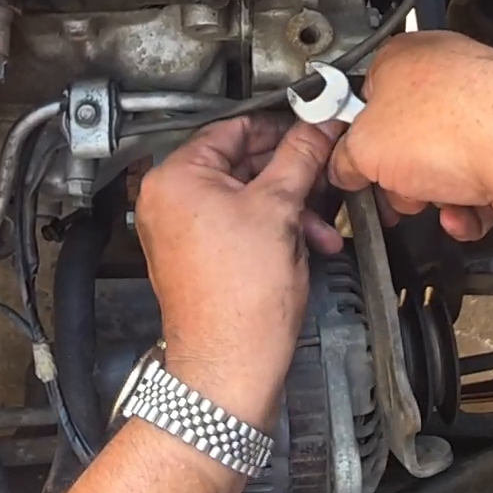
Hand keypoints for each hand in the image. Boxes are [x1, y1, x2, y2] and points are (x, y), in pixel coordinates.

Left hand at [133, 115, 343, 423]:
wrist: (230, 366)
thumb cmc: (238, 301)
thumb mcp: (279, 209)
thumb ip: (300, 156)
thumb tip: (316, 126)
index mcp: (176, 177)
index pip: (234, 128)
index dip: (280, 127)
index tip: (310, 128)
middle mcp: (169, 199)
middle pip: (242, 162)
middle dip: (291, 172)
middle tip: (323, 168)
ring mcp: (182, 229)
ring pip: (247, 195)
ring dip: (290, 204)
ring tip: (321, 220)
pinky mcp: (199, 253)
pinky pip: (240, 222)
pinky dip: (274, 227)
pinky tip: (306, 241)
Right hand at [327, 32, 492, 240]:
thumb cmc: (454, 127)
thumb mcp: (363, 149)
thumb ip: (344, 159)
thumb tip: (345, 170)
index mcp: (401, 56)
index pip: (364, 98)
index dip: (357, 140)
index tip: (356, 165)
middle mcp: (447, 67)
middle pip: (408, 133)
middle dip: (402, 174)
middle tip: (400, 192)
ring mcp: (488, 98)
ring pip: (447, 158)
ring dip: (438, 193)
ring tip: (443, 204)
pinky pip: (483, 174)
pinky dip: (473, 202)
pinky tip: (471, 213)